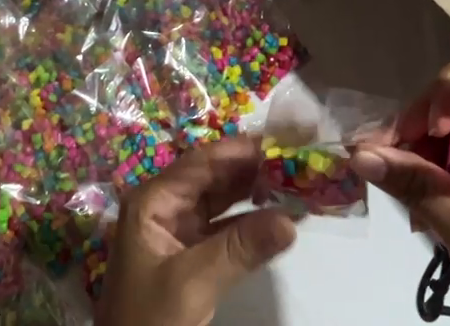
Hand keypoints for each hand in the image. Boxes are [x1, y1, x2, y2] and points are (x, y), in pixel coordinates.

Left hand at [98, 135, 299, 325]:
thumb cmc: (149, 320)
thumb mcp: (192, 283)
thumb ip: (240, 249)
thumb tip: (292, 221)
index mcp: (153, 200)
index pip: (203, 163)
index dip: (242, 150)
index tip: (283, 141)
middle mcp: (165, 206)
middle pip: (215, 178)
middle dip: (256, 170)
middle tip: (300, 160)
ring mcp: (179, 231)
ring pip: (224, 202)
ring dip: (258, 194)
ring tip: (299, 183)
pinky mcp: (192, 256)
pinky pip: (227, 229)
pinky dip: (253, 224)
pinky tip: (283, 218)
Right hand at [351, 63, 449, 325]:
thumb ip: (418, 186)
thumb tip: (358, 153)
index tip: (425, 129)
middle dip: (418, 126)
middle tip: (379, 155)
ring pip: (447, 132)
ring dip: (414, 153)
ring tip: (386, 179)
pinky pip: (449, 161)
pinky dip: (423, 175)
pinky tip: (409, 203)